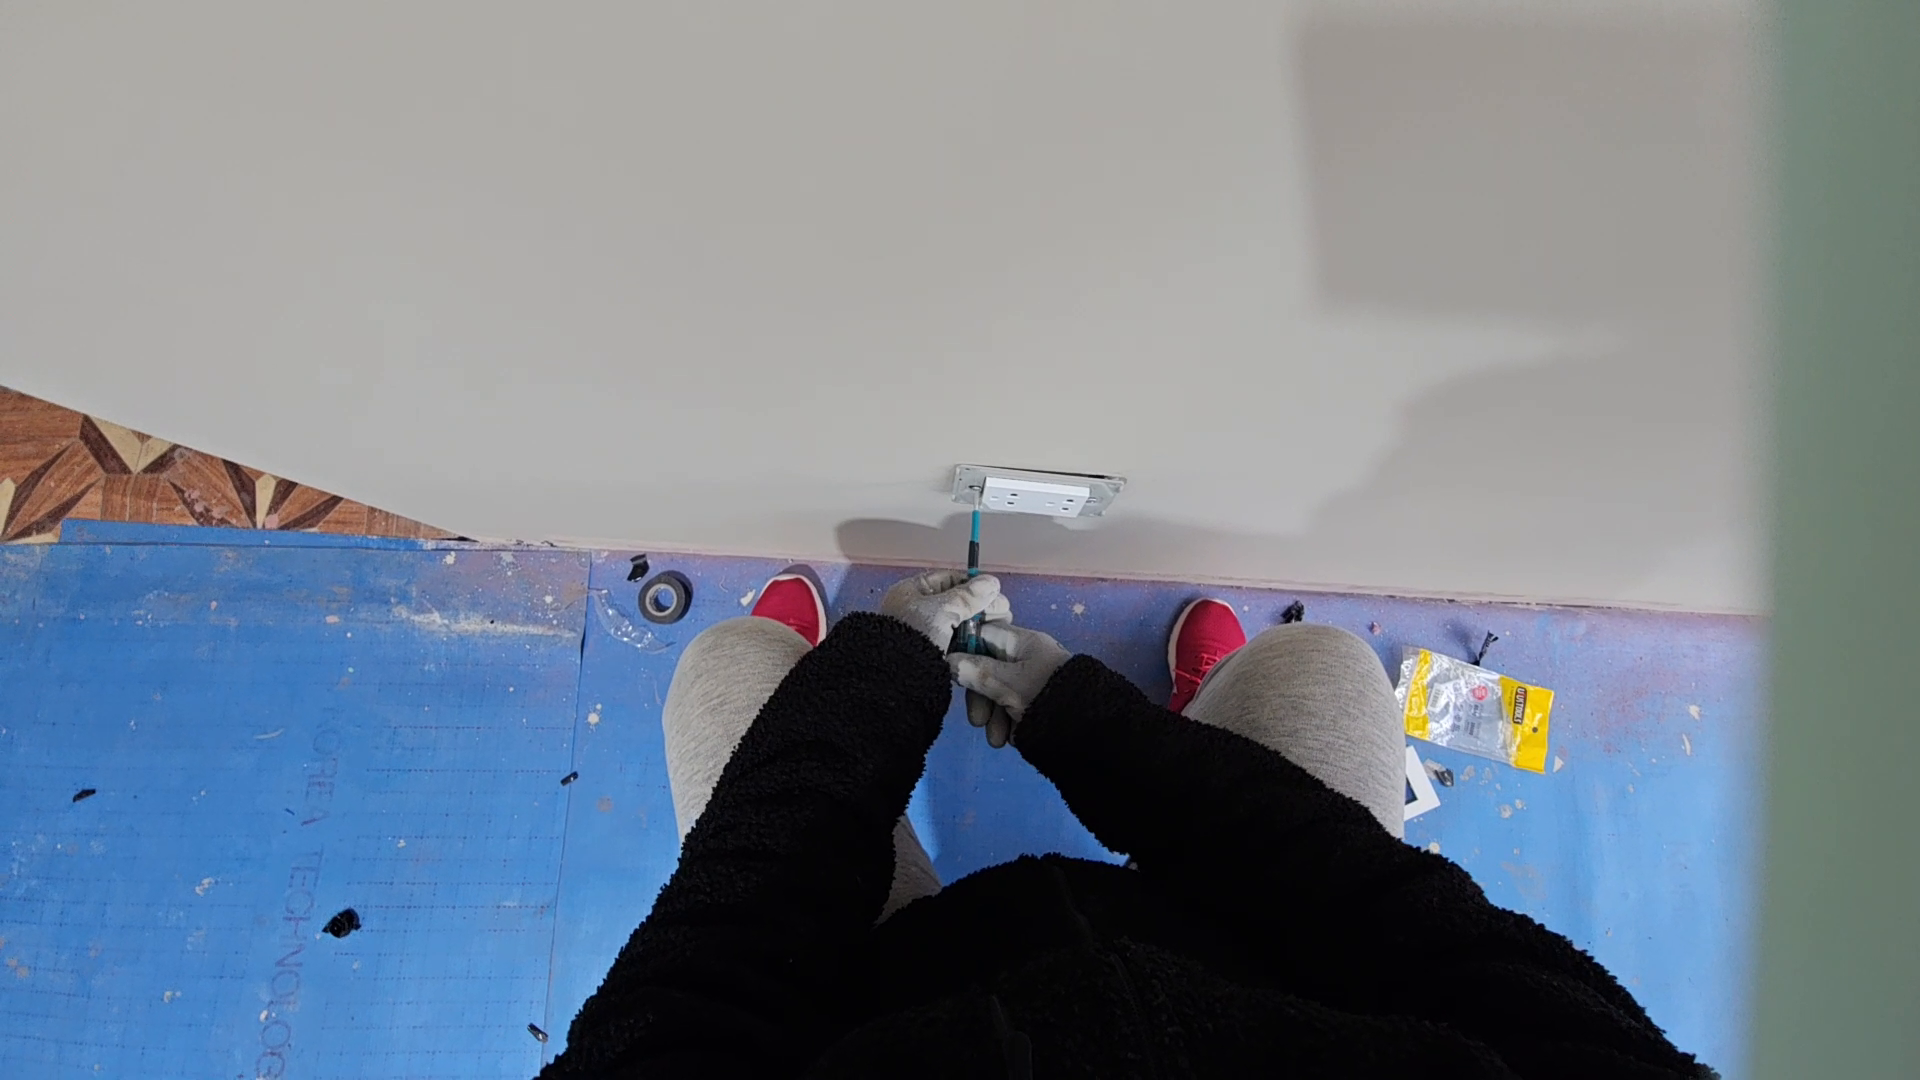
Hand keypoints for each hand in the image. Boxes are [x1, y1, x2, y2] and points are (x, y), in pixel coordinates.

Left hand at [880, 569, 1010, 649]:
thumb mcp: (941, 611)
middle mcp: (915, 608)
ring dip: (977, 625)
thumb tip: (991, 582)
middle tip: (1004, 614)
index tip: (997, 594)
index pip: (949, 579)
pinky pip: (953, 641)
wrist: (893, 680)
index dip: (974, 584)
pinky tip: (986, 643)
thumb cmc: (914, 637)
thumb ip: (967, 597)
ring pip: (956, 623)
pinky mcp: (929, 653)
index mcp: (912, 591)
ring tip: (1000, 628)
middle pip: (955, 601)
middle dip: (980, 606)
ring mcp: (922, 631)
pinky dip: (969, 641)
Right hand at [948, 622, 1071, 747]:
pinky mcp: (1037, 702)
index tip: (952, 673)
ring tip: (999, 741)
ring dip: (994, 717)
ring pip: (999, 694)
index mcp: (1020, 642)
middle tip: (978, 722)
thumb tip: (948, 661)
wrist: (1089, 729)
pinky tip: (1014, 738)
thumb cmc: (1046, 695)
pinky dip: (1009, 723)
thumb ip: (976, 672)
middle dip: (981, 699)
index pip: (982, 635)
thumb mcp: (1008, 684)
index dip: (964, 652)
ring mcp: (1032, 680)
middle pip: (987, 669)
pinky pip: (1013, 708)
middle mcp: (1025, 658)